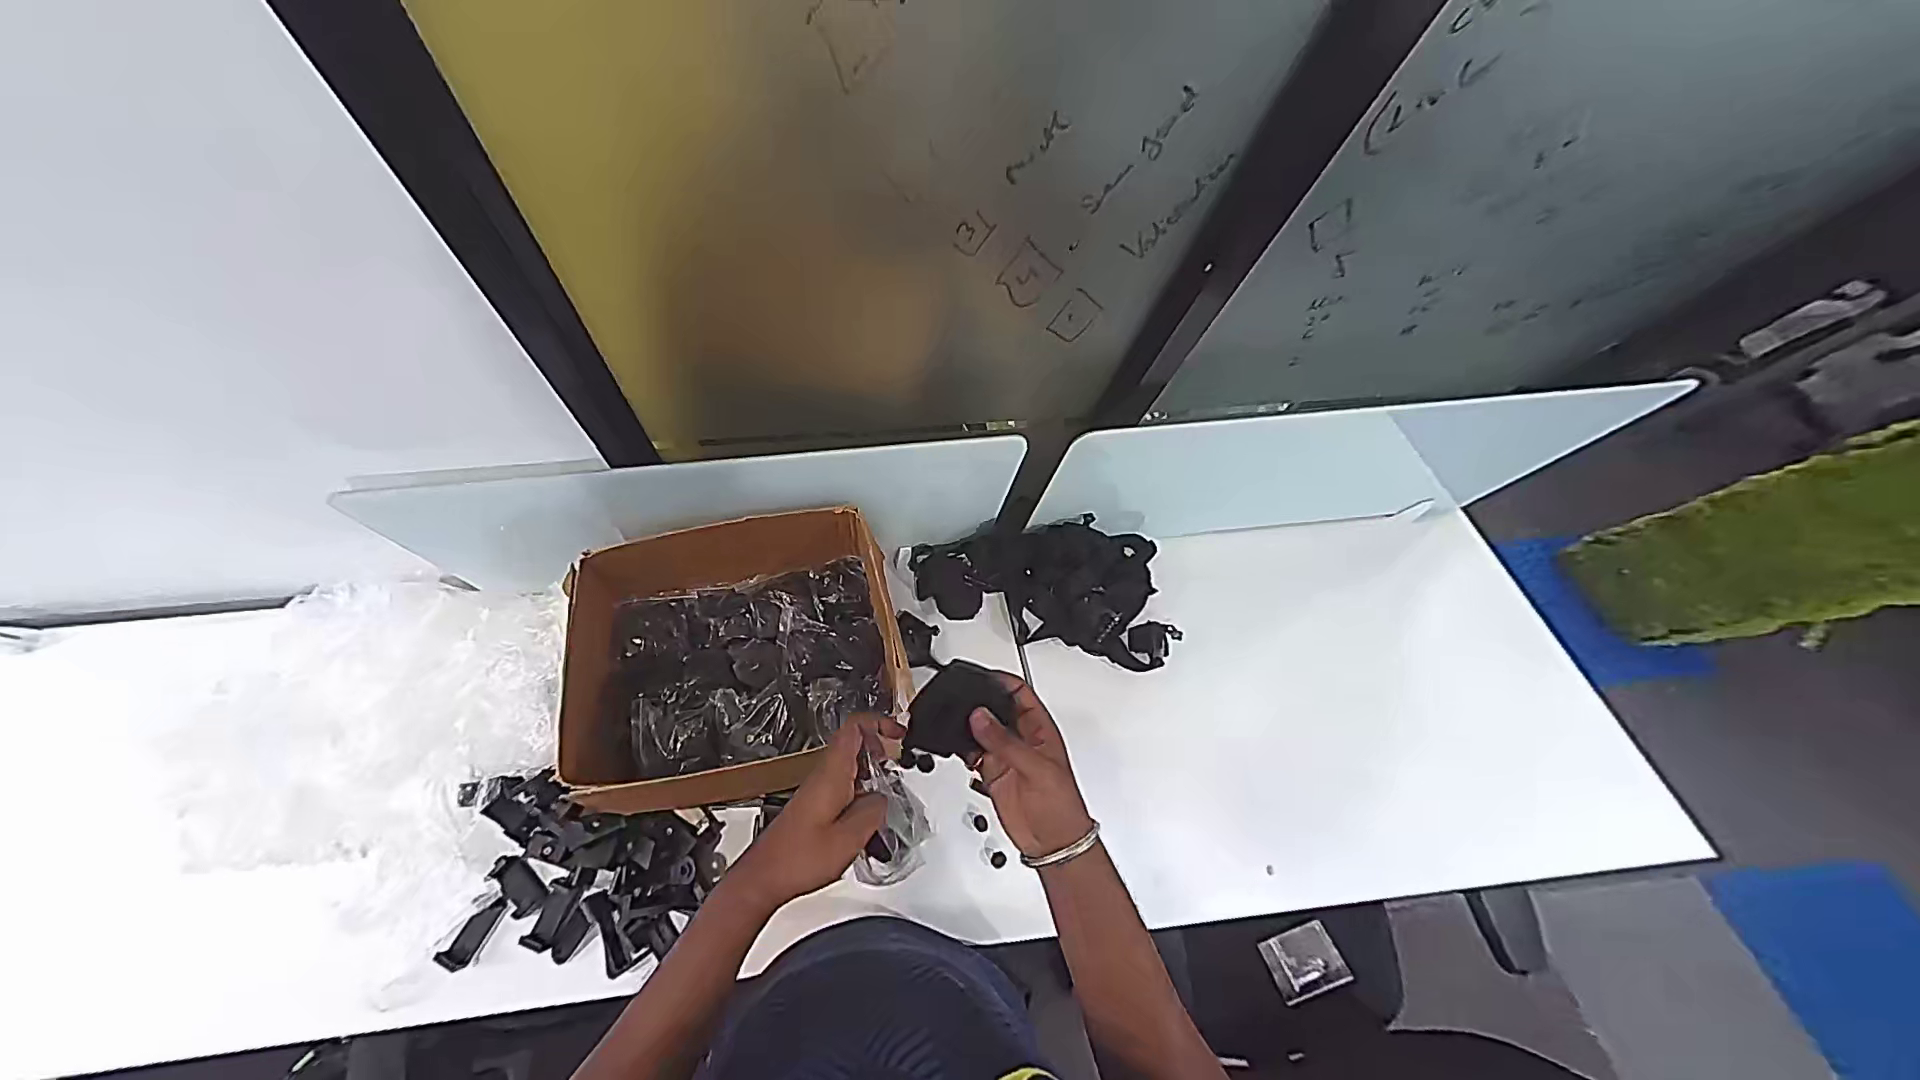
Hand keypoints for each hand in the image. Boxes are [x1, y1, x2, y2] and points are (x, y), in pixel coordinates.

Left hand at [724, 715, 895, 911]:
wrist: (763, 878)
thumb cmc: (796, 859)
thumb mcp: (849, 838)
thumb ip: (873, 811)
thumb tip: (884, 799)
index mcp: (831, 773)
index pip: (854, 727)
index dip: (879, 723)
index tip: (898, 734)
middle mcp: (823, 775)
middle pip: (855, 742)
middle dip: (881, 750)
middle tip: (897, 766)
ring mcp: (817, 789)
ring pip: (851, 765)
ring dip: (872, 773)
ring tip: (887, 796)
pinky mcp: (814, 804)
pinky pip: (844, 784)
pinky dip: (862, 791)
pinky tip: (868, 818)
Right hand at [967, 673, 1094, 858]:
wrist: (1053, 843)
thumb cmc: (1061, 806)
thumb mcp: (1035, 768)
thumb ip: (1006, 742)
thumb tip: (981, 716)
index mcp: (1040, 729)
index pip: (1020, 693)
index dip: (1002, 681)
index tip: (983, 676)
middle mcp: (1022, 739)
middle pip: (997, 708)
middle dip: (980, 701)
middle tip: (960, 697)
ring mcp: (1006, 756)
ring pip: (982, 730)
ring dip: (969, 725)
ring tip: (955, 721)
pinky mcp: (993, 774)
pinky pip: (973, 753)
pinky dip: (963, 749)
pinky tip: (958, 748)